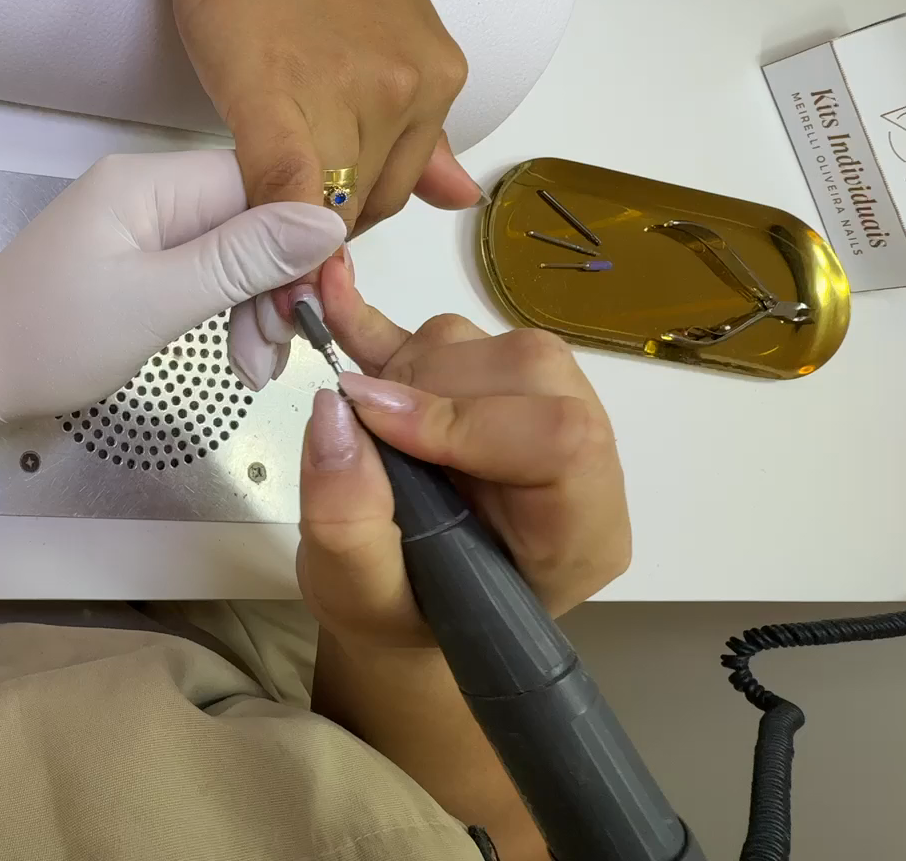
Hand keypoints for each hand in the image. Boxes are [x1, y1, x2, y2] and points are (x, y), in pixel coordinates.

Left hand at [0, 150, 346, 451]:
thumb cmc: (53, 339)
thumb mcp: (154, 303)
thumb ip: (240, 260)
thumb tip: (329, 219)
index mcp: (147, 182)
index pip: (257, 183)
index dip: (299, 239)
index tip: (316, 303)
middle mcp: (144, 190)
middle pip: (245, 219)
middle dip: (272, 284)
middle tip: (276, 351)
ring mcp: (134, 226)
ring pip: (226, 251)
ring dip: (251, 306)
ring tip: (252, 368)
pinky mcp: (128, 261)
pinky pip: (196, 272)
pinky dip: (221, 311)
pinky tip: (235, 353)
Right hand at [162, 0, 482, 391]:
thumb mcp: (391, 39)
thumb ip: (425, 127)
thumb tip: (457, 195)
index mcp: (436, 82)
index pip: (393, 192)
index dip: (342, 233)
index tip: (307, 259)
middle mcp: (411, 92)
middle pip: (361, 210)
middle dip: (316, 243)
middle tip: (270, 264)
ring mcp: (354, 97)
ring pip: (323, 212)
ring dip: (288, 250)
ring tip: (254, 279)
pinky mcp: (280, 104)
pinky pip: (287, 193)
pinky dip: (275, 239)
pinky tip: (262, 281)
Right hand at [294, 257, 629, 647]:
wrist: (401, 605)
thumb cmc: (395, 615)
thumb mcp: (360, 597)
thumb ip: (349, 523)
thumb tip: (335, 410)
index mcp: (575, 527)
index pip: (559, 438)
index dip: (459, 416)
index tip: (369, 421)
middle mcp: (567, 455)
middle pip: (525, 370)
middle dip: (422, 386)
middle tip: (361, 427)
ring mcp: (518, 409)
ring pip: (481, 340)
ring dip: (402, 365)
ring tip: (361, 414)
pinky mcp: (463, 385)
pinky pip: (428, 333)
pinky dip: (372, 314)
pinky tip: (331, 291)